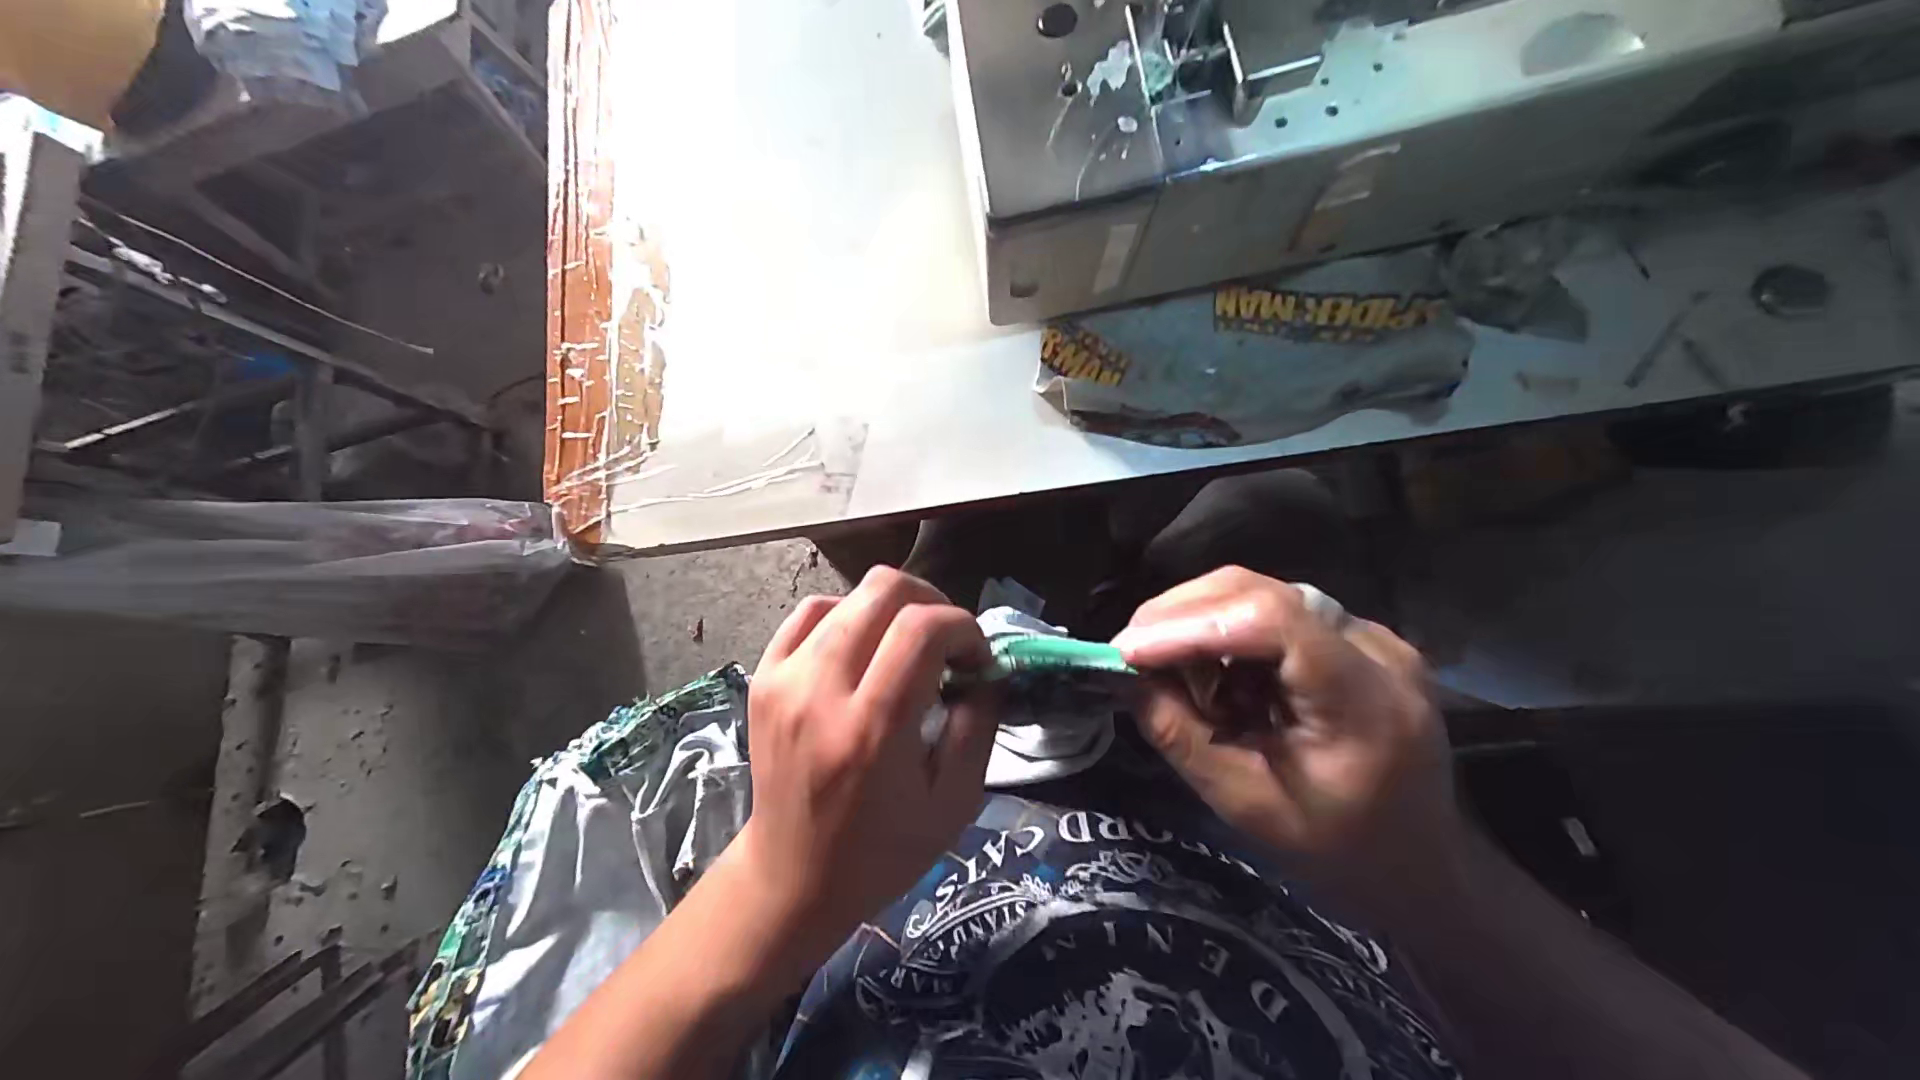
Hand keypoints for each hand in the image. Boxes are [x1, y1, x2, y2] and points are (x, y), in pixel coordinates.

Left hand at [732, 567, 997, 974]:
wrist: (793, 876)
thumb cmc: (883, 850)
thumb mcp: (955, 802)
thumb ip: (980, 724)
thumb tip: (987, 666)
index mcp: (871, 730)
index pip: (923, 629)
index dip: (965, 628)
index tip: (976, 660)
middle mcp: (820, 692)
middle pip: (883, 589)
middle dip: (932, 602)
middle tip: (947, 642)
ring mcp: (783, 679)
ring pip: (849, 594)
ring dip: (893, 609)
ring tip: (907, 648)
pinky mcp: (763, 676)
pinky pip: (812, 611)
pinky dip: (849, 615)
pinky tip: (864, 648)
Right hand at [1112, 567, 1459, 902]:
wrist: (1422, 866)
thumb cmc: (1337, 851)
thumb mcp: (1248, 806)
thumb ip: (1182, 738)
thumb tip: (1126, 679)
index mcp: (1364, 700)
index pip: (1271, 622)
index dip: (1189, 625)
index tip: (1128, 651)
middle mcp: (1375, 648)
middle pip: (1260, 592)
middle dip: (1180, 614)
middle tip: (1129, 649)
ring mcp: (1369, 637)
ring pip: (1261, 593)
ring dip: (1198, 619)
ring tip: (1161, 661)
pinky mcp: (1353, 639)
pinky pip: (1273, 612)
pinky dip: (1223, 629)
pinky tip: (1206, 666)